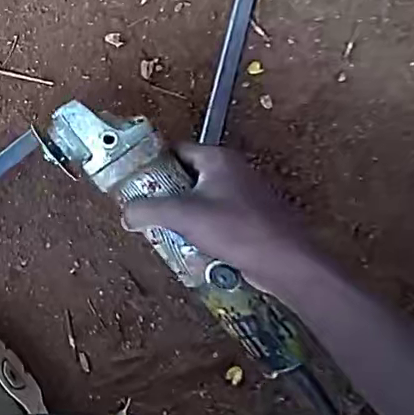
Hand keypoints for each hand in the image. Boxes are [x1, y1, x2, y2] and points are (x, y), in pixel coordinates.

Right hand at [122, 144, 339, 298]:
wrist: (287, 265)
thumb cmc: (237, 230)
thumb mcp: (181, 216)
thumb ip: (147, 210)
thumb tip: (126, 214)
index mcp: (217, 159)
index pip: (175, 149)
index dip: (153, 163)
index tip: (135, 180)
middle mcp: (233, 171)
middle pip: (186, 174)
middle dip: (164, 191)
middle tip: (146, 207)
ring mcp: (245, 195)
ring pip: (200, 197)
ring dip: (181, 212)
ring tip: (164, 228)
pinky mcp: (252, 218)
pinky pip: (215, 216)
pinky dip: (200, 227)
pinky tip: (190, 244)